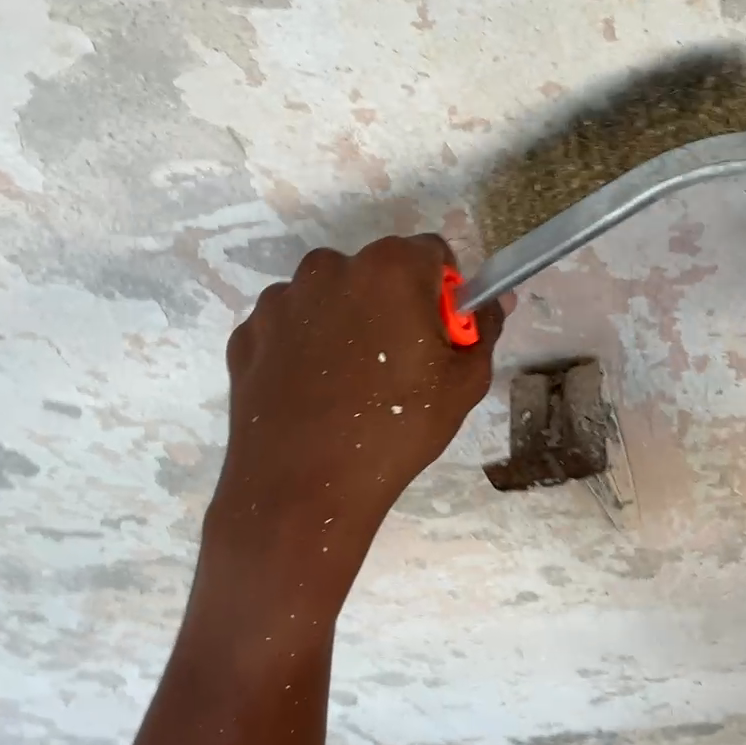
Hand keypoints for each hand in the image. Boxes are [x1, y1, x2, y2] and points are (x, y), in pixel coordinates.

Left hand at [215, 235, 504, 534]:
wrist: (302, 491)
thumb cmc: (397, 429)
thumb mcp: (465, 382)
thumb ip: (485, 328)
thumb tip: (498, 299)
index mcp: (391, 267)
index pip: (432, 253)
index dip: (444, 290)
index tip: (441, 331)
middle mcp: (331, 268)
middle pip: (378, 270)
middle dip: (394, 301)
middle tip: (400, 360)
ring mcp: (282, 299)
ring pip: (331, 294)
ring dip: (347, 318)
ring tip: (351, 379)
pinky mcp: (247, 333)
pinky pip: (291, 324)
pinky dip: (305, 344)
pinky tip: (314, 391)